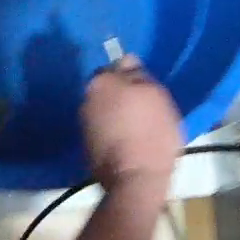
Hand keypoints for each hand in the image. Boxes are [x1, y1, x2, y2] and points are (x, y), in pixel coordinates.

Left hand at [80, 56, 183, 191]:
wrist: (134, 179)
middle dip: (120, 96)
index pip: (114, 68)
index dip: (131, 78)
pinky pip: (102, 130)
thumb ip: (138, 75)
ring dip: (116, 115)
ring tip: (137, 129)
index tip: (145, 91)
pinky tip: (126, 143)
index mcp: (100, 82)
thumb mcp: (156, 95)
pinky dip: (112, 132)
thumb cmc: (151, 132)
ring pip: (103, 111)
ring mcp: (83, 124)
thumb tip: (126, 60)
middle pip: (106, 90)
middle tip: (144, 110)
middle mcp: (85, 99)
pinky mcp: (86, 145)